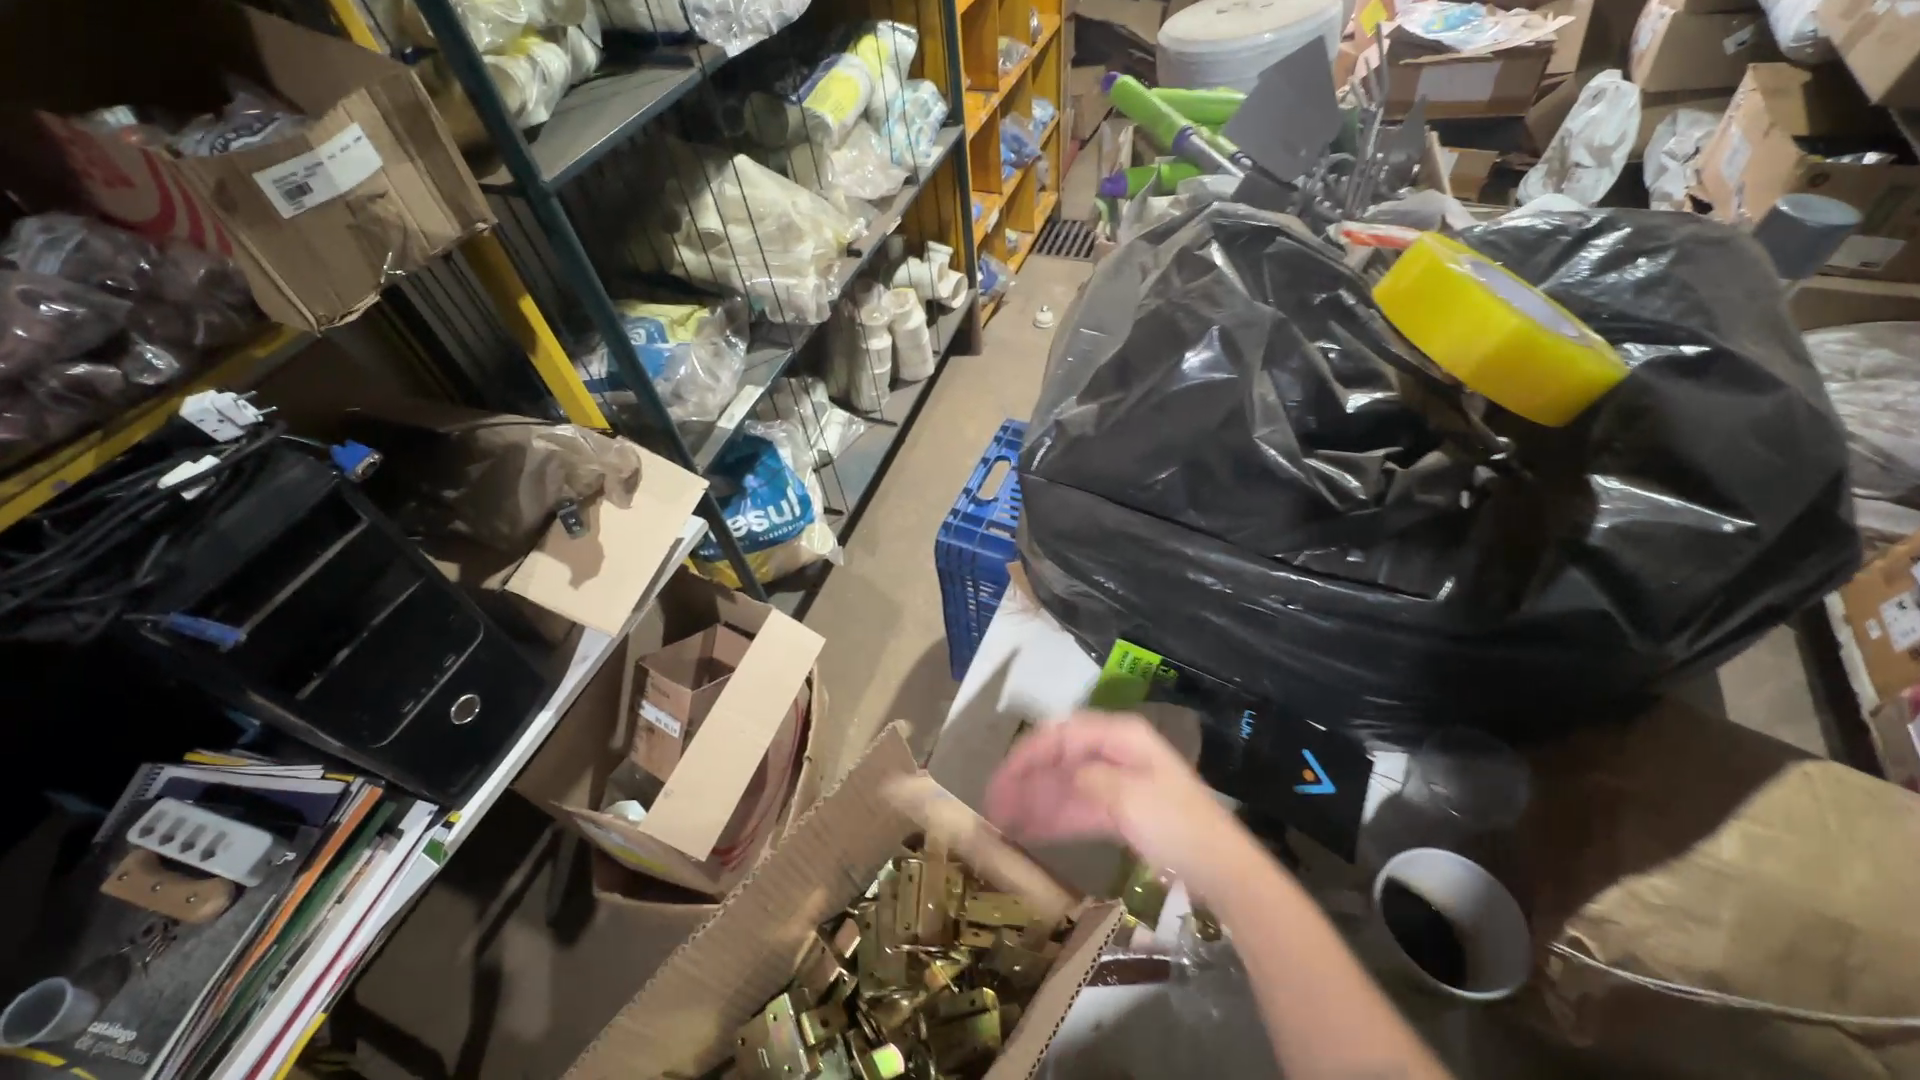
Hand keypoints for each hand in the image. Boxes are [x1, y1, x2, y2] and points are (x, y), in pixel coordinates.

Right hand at [983, 711, 1257, 899]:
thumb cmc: (1177, 824)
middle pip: (1059, 759)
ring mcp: (1116, 784)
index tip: (1001, 776)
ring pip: (1063, 786)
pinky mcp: (1118, 813)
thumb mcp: (1129, 797)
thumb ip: (1088, 780)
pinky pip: (1076, 810)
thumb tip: (1060, 775)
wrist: (1220, 868)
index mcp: (1120, 738)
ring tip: (1001, 822)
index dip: (1028, 753)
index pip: (1062, 734)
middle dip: (1025, 780)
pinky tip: (1026, 832)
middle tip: (992, 804)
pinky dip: (1052, 820)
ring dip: (1033, 802)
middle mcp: (1115, 754)